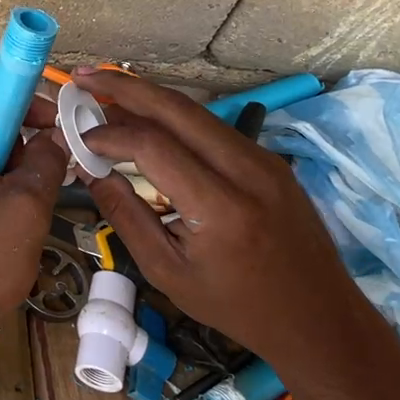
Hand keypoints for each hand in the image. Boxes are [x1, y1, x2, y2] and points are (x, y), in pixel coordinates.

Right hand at [75, 69, 371, 370]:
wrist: (320, 321)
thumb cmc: (236, 306)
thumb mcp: (166, 271)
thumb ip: (124, 215)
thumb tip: (88, 170)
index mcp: (221, 208)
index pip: (153, 146)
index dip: (108, 135)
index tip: (78, 139)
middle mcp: (248, 172)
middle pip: (176, 109)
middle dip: (123, 87)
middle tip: (81, 78)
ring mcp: (264, 161)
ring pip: (195, 111)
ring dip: (146, 96)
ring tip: (103, 89)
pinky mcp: (269, 160)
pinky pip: (211, 126)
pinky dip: (172, 115)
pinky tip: (145, 116)